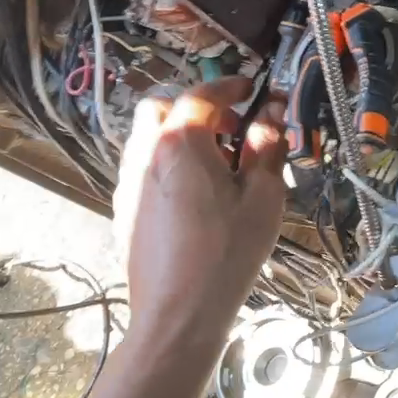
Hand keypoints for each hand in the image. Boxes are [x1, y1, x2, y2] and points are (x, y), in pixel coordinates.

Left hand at [111, 77, 286, 346]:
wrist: (178, 311)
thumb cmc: (228, 250)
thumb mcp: (264, 196)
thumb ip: (267, 149)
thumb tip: (271, 116)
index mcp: (180, 143)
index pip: (202, 94)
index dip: (231, 86)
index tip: (255, 89)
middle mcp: (145, 155)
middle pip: (163, 109)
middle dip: (199, 108)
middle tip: (234, 129)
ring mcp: (130, 183)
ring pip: (151, 138)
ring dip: (184, 136)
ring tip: (221, 166)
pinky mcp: (126, 210)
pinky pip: (147, 168)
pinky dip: (173, 163)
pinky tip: (201, 196)